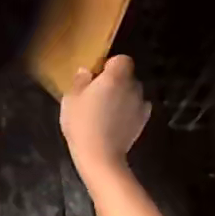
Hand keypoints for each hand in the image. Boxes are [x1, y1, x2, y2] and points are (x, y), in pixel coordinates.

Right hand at [60, 55, 150, 176]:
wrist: (100, 156)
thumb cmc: (82, 124)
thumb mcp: (71, 100)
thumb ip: (80, 81)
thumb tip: (86, 71)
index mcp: (114, 77)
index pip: (122, 59)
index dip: (110, 65)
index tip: (97, 77)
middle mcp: (132, 86)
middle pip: (128, 76)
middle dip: (117, 81)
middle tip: (98, 94)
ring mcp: (141, 104)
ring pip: (133, 92)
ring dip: (123, 96)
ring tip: (108, 110)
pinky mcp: (143, 121)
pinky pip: (138, 107)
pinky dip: (130, 110)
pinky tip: (117, 121)